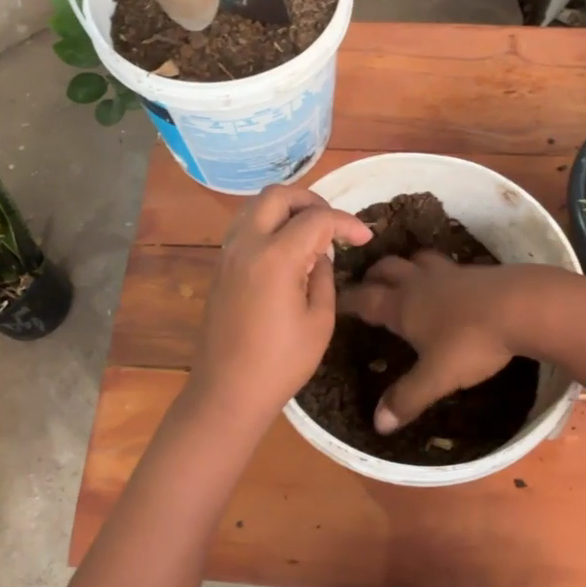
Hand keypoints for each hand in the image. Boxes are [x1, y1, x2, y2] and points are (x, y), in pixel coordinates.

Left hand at [193, 185, 373, 422]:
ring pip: (255, 207)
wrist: (228, 390)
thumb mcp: (320, 320)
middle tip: (332, 223)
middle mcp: (247, 244)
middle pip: (278, 195)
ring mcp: (228, 254)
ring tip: (311, 233)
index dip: (346, 222)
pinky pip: (245, 228)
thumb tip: (318, 254)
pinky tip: (287, 250)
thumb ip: (322, 276)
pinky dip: (268, 225)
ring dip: (286, 210)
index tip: (365, 237)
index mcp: (275, 256)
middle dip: (311, 201)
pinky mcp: (220, 267)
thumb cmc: (281, 362)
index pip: (316, 218)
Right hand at [340, 253, 553, 433]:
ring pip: (418, 260)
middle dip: (373, 275)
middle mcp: (420, 283)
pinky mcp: (477, 271)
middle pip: (387, 268)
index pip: (363, 299)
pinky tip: (449, 285)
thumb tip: (377, 424)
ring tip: (405, 277)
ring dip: (406, 266)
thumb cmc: (471, 341)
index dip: (347, 301)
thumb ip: (407, 398)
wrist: (523, 306)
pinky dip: (439, 272)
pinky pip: (448, 265)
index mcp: (401, 306)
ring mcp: (450, 273)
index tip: (335, 302)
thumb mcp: (436, 378)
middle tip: (368, 285)